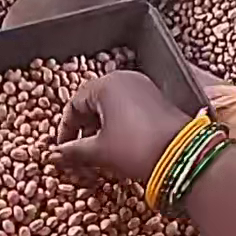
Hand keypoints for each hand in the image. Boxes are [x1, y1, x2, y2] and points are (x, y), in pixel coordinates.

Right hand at [52, 71, 193, 183]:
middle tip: (79, 153)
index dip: (65, 130)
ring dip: (100, 130)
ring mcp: (143, 88)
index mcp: (106, 85)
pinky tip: (117, 146)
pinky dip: (117, 127)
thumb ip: (73, 151)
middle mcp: (125, 79)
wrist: (180, 156)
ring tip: (98, 153)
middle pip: (92, 103)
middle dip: (83, 130)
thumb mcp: (99, 151)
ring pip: (110, 107)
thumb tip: (54, 156)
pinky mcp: (156, 100)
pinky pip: (127, 110)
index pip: (74, 104)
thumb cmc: (134, 148)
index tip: (63, 150)